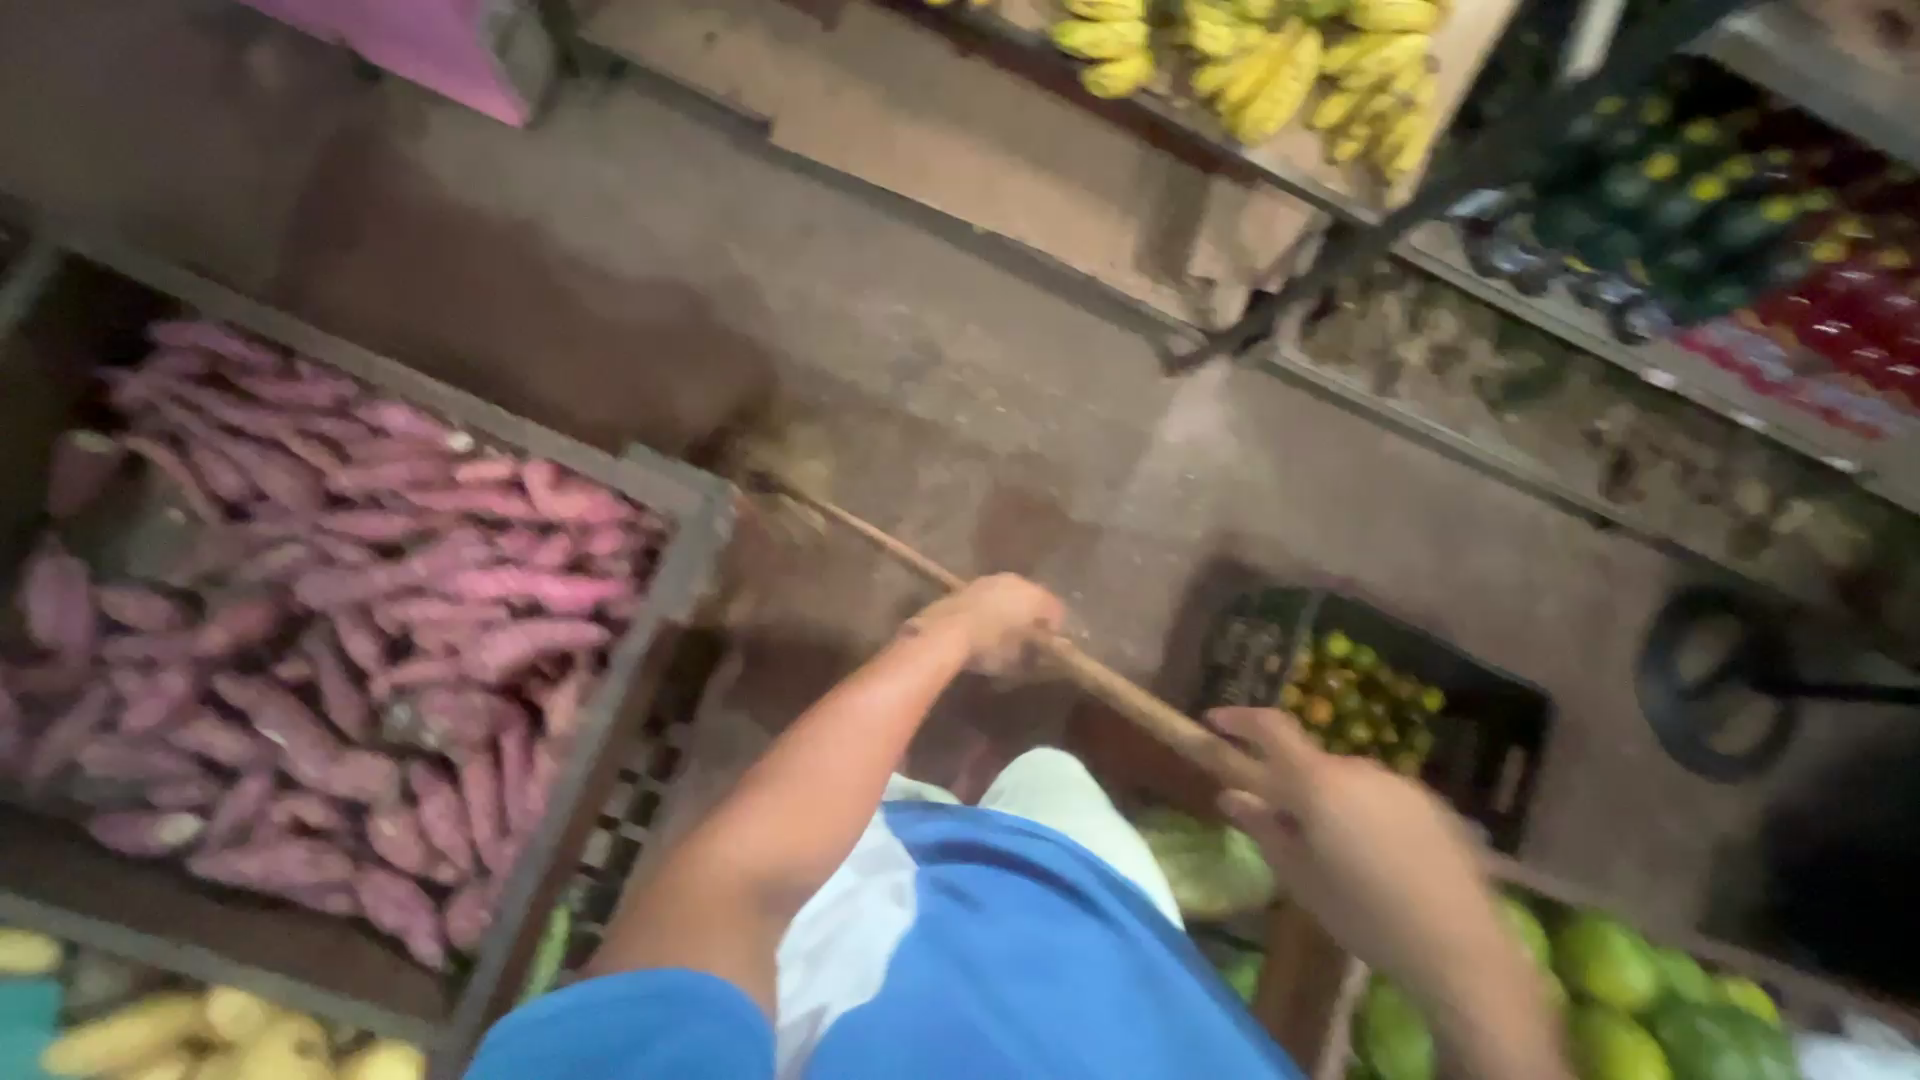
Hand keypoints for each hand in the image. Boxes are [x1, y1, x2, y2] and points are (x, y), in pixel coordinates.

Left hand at [905, 574, 1064, 674]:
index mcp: (1035, 596)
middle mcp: (1016, 580)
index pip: (1056, 609)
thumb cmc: (989, 646)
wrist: (945, 631)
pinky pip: (989, 595)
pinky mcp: (968, 584)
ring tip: (1004, 630)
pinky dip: (990, 607)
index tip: (1048, 645)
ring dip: (1010, 608)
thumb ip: (1032, 653)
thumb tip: (1035, 653)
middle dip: (1032, 615)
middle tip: (1028, 637)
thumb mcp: (1016, 660)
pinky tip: (983, 624)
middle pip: (1033, 597)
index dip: (1054, 628)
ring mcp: (990, 579)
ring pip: (1009, 593)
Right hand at [1210, 707, 1567, 1079]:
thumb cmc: (1364, 915)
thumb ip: (1263, 828)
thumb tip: (1230, 795)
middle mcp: (1359, 769)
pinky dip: (1365, 813)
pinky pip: (1380, 796)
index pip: (1271, 728)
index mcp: (1319, 783)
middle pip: (1309, 762)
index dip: (1239, 719)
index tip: (1214, 722)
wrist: (1461, 949)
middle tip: (1283, 826)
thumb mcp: (1300, 877)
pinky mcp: (1432, 804)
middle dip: (1289, 783)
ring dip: (1329, 801)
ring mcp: (1401, 784)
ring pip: (1346, 780)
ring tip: (1337, 853)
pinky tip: (1379, 860)